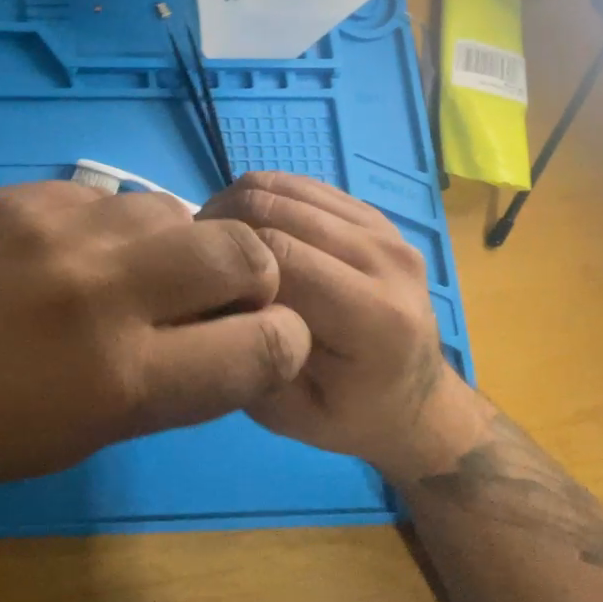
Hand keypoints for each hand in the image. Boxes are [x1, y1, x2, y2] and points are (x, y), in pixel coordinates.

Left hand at [0, 181, 311, 514]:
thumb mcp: (81, 436)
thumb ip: (166, 384)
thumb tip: (224, 335)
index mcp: (125, 378)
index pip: (268, 345)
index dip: (276, 345)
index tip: (253, 344)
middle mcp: (103, 291)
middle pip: (242, 253)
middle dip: (245, 280)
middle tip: (200, 300)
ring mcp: (54, 231)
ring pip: (167, 211)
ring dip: (166, 247)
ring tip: (119, 276)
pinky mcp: (12, 196)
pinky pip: (96, 197)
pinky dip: (101, 228)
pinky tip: (59, 256)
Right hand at [200, 172, 479, 481]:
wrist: (413, 404)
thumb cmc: (344, 416)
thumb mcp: (285, 412)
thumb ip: (250, 355)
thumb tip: (208, 299)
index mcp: (371, 316)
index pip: (277, 252)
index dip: (222, 255)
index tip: (191, 279)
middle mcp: (386, 262)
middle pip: (278, 209)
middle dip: (221, 221)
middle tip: (189, 252)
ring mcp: (386, 233)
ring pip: (287, 188)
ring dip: (236, 203)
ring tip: (212, 237)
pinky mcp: (377, 220)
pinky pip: (305, 185)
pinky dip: (262, 195)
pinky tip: (243, 226)